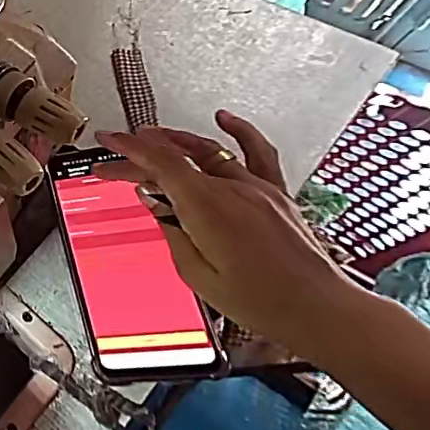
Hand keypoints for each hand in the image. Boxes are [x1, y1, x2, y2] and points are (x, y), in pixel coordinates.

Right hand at [96, 111, 359, 350]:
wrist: (320, 310)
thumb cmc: (263, 301)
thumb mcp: (197, 274)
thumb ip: (172, 233)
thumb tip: (156, 208)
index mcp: (206, 207)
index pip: (158, 163)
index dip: (127, 148)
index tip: (108, 141)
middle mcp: (232, 189)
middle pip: (176, 158)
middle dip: (140, 156)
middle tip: (117, 163)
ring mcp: (256, 187)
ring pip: (208, 151)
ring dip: (174, 141)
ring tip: (151, 138)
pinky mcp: (275, 194)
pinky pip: (257, 152)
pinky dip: (239, 131)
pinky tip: (224, 119)